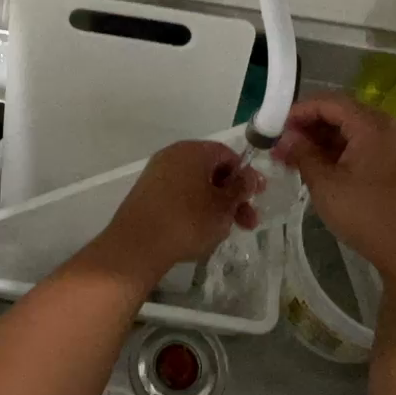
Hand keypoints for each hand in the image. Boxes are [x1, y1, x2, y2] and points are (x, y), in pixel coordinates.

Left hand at [91, 140, 262, 283]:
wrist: (138, 244)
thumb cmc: (188, 220)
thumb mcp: (223, 206)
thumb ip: (241, 188)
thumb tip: (249, 176)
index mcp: (193, 151)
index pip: (226, 154)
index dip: (245, 175)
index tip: (257, 196)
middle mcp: (173, 155)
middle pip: (211, 171)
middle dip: (232, 196)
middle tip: (247, 222)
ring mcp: (156, 174)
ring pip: (195, 186)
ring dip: (215, 206)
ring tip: (224, 232)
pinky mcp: (146, 194)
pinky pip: (178, 196)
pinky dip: (193, 209)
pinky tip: (200, 232)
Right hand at [272, 94, 395, 280]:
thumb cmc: (367, 215)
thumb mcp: (325, 184)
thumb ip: (302, 154)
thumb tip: (284, 138)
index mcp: (372, 125)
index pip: (328, 102)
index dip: (298, 111)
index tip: (275, 127)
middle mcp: (388, 126)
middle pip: (341, 113)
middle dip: (309, 126)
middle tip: (282, 144)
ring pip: (352, 129)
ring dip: (323, 140)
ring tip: (296, 158)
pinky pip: (364, 144)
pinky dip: (340, 150)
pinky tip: (321, 167)